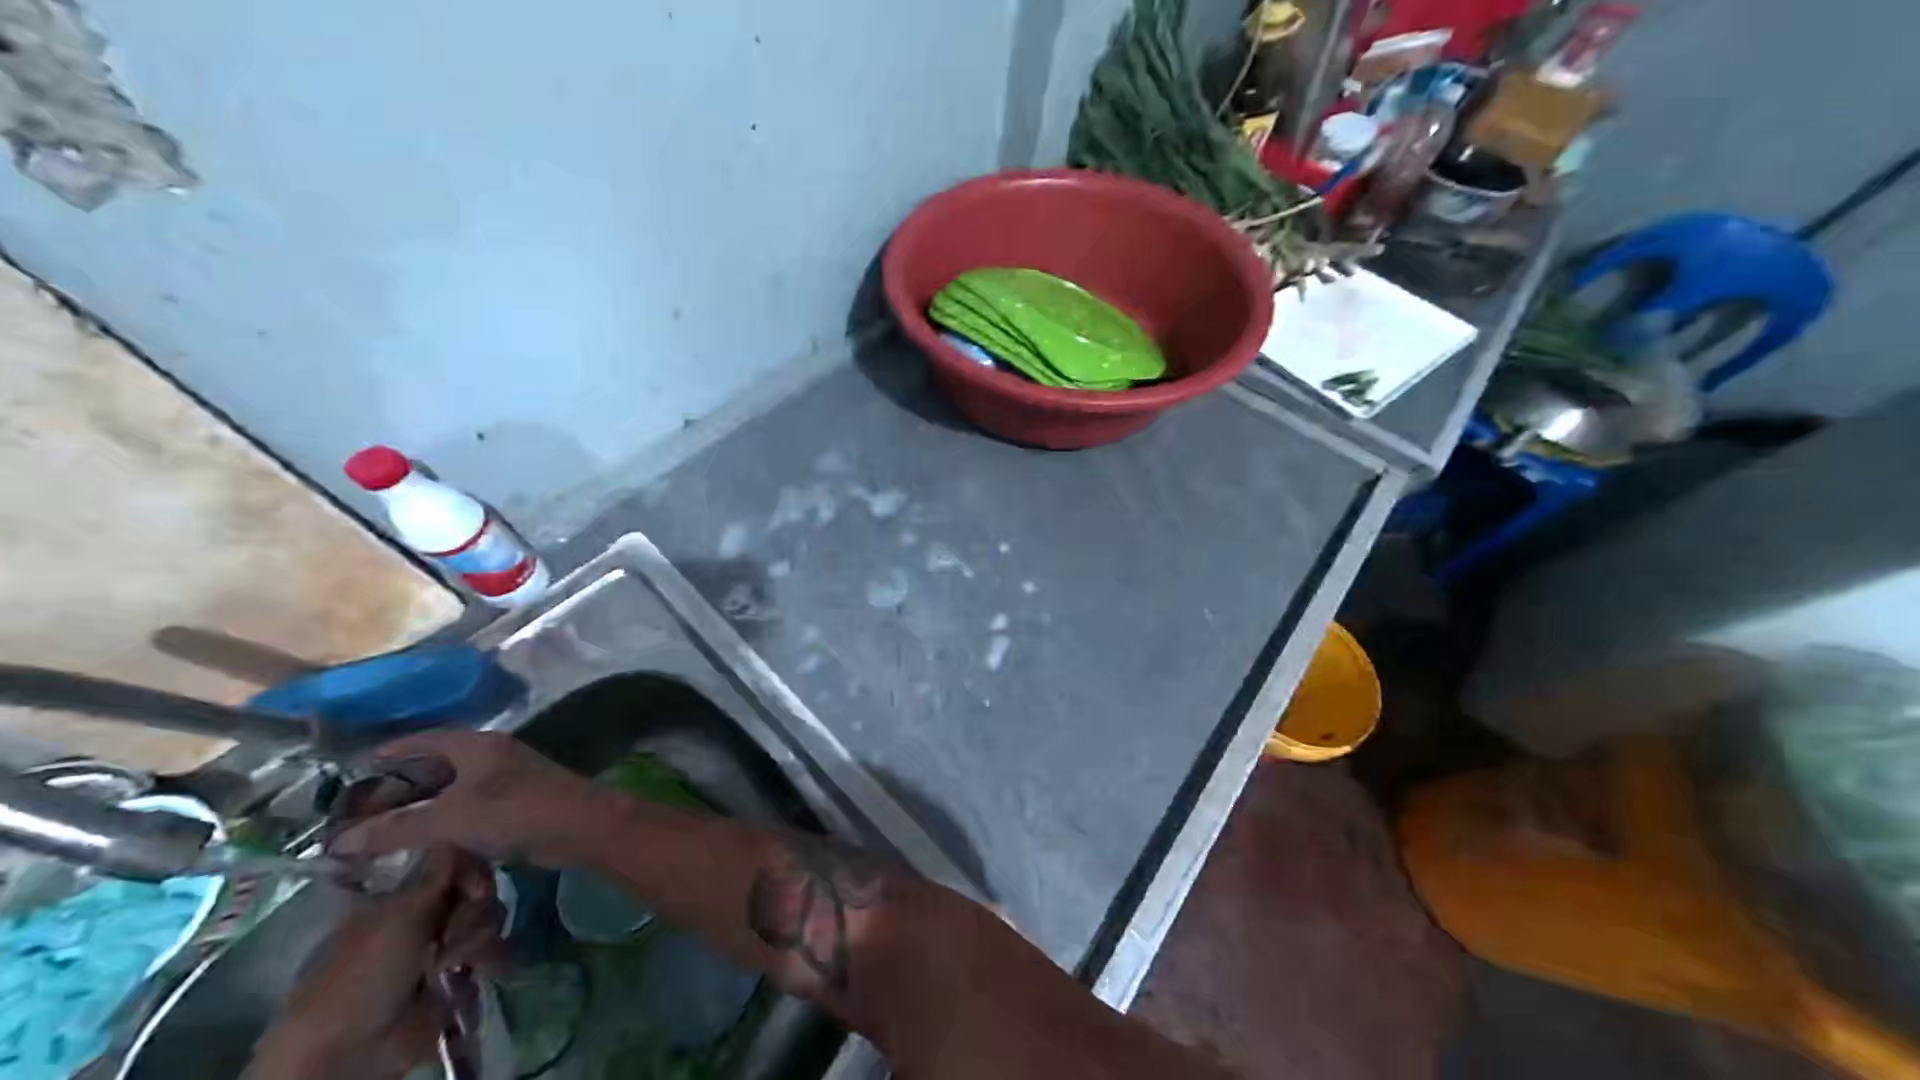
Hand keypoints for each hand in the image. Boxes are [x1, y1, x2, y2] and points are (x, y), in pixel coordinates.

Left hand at [249, 850, 503, 1079]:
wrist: (351, 1054)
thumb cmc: (360, 977)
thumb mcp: (394, 919)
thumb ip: (432, 874)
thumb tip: (453, 825)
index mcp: (399, 896)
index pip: (448, 860)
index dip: (467, 865)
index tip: (471, 881)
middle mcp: (423, 913)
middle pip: (474, 884)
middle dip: (473, 903)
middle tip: (455, 927)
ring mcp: (442, 942)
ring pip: (486, 913)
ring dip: (474, 935)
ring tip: (451, 962)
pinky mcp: (460, 969)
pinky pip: (492, 944)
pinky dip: (487, 954)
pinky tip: (472, 969)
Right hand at [331, 730, 594, 866]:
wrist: (581, 826)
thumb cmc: (515, 810)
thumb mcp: (450, 818)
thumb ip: (396, 828)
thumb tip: (339, 842)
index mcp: (477, 746)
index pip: (425, 740)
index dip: (391, 751)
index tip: (356, 768)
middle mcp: (491, 758)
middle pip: (437, 769)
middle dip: (401, 792)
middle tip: (360, 816)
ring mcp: (506, 783)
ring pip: (453, 797)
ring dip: (423, 818)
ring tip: (384, 841)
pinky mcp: (516, 809)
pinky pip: (471, 817)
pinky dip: (449, 833)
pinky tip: (428, 853)